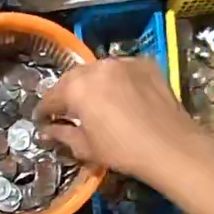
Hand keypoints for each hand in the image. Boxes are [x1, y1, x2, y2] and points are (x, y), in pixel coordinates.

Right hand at [39, 57, 213, 184]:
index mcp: (77, 87)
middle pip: (73, 78)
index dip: (44, 111)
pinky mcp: (145, 64)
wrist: (170, 146)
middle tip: (67, 111)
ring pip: (98, 71)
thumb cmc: (123, 151)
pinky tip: (121, 97)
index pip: (51, 97)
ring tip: (95, 102)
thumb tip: (48, 130)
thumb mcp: (87, 148)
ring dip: (92, 84)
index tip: (43, 120)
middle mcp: (97, 67)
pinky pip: (122, 70)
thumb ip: (63, 134)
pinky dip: (116, 80)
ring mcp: (123, 62)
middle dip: (67, 94)